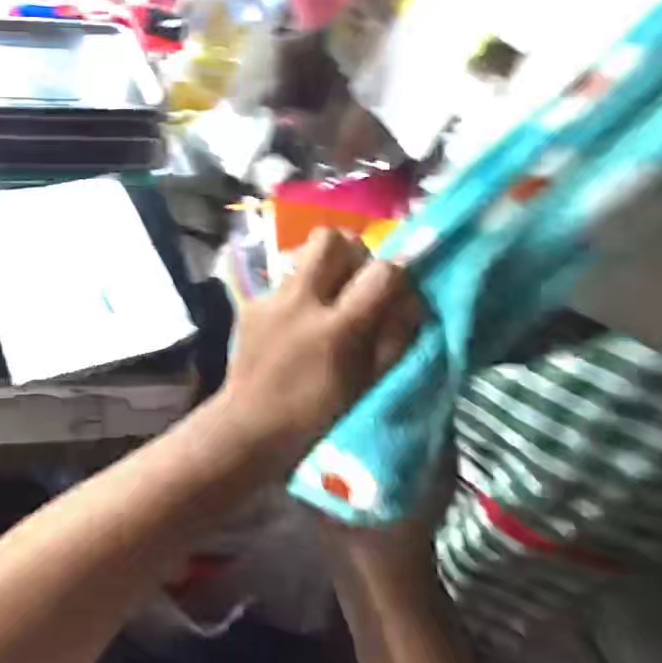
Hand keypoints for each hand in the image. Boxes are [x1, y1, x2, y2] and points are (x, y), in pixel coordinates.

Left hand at [211, 228, 422, 466]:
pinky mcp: (250, 302)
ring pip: (303, 251)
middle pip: (332, 238)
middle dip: (351, 251)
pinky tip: (297, 317)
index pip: (382, 271)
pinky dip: (298, 289)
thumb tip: (410, 296)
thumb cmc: (319, 414)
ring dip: (323, 264)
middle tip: (354, 279)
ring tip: (326, 294)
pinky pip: (282, 278)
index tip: (393, 287)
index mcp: (337, 329)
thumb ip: (395, 334)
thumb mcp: (369, 380)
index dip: (395, 273)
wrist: (252, 424)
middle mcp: (300, 303)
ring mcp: (270, 299)